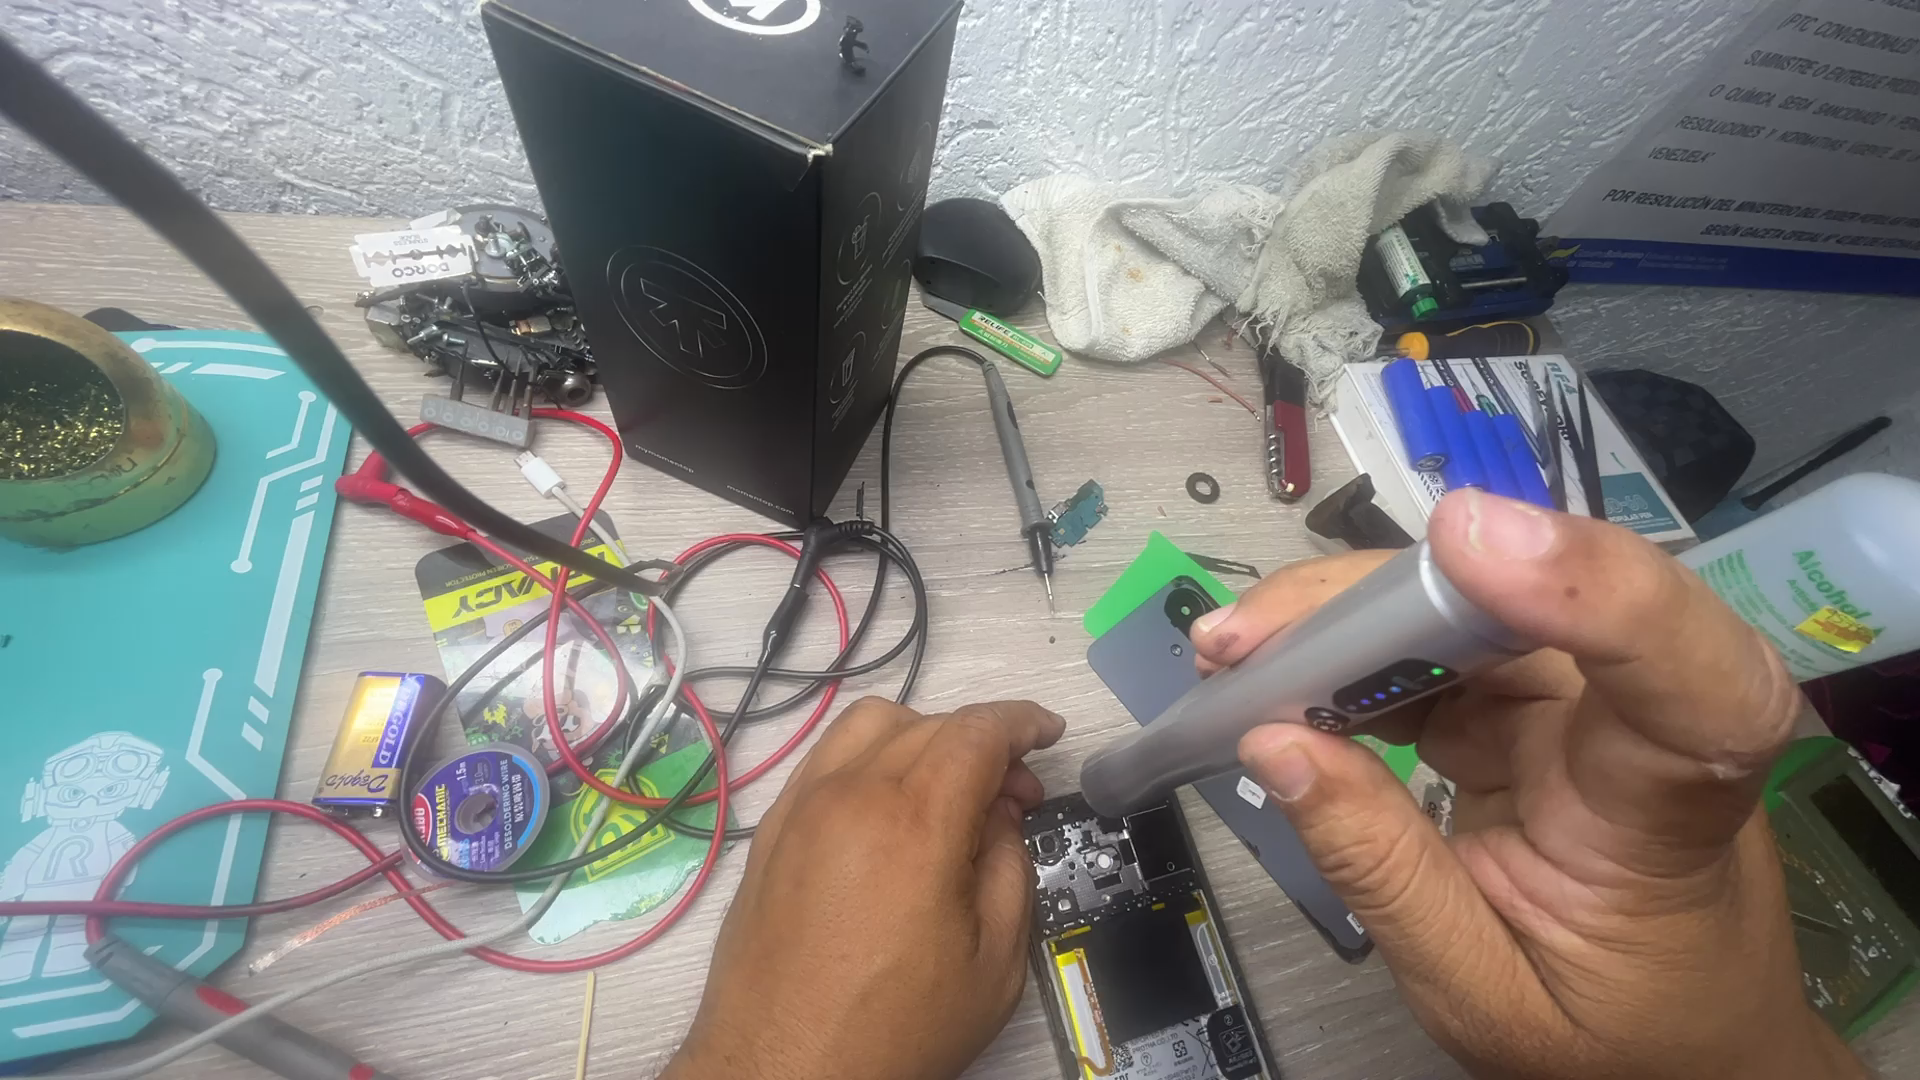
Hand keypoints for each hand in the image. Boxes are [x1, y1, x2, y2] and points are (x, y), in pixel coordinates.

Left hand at [662, 697, 1065, 1079]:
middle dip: (988, 743)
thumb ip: (1010, 863)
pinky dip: (875, 749)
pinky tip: (890, 796)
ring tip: (949, 785)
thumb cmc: (896, 1027)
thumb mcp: (993, 960)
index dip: (1022, 721)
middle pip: (935, 724)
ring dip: (927, 734)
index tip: (1048, 731)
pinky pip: (831, 751)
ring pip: (876, 722)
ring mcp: (807, 800)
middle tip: (1013, 795)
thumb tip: (1000, 807)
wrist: (782, 1071)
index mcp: (917, 822)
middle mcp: (856, 791)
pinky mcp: (777, 820)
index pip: (978, 733)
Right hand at [1191, 491, 1863, 1079]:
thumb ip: (1380, 872)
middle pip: (1506, 613)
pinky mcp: (1503, 698)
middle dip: (1359, 604)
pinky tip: (1273, 668)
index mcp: (1657, 817)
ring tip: (1231, 650)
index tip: (1464, 538)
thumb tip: (1272, 743)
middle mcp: (1616, 726)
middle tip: (1238, 639)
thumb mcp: (1476, 991)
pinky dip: (1331, 648)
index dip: (1594, 591)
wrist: (1669, 1043)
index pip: (1687, 686)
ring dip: (1326, 617)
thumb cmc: (1604, 1034)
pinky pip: (1411, 644)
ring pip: (1444, 608)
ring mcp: (1556, 700)